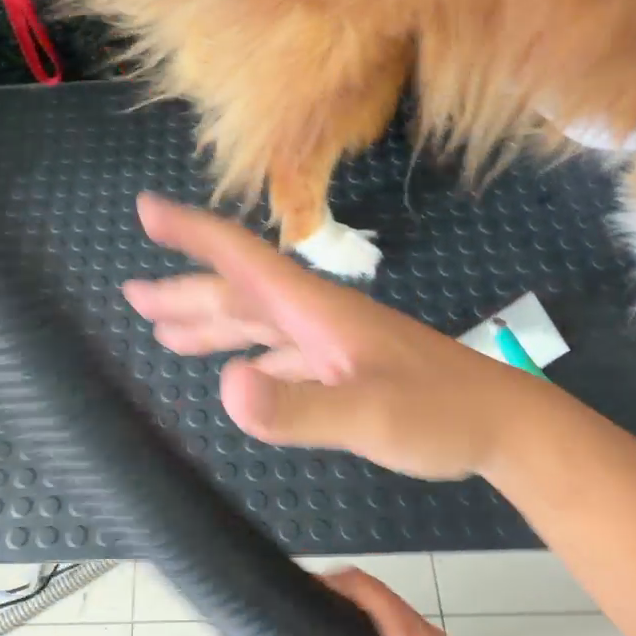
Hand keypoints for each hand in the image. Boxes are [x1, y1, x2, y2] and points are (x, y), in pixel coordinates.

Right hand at [123, 193, 540, 479]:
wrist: (505, 427)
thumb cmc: (441, 412)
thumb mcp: (369, 415)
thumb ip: (300, 406)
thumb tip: (226, 386)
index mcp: (316, 312)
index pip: (244, 259)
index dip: (192, 233)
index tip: (146, 209)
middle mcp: (317, 319)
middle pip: (240, 293)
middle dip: (184, 290)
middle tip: (131, 294)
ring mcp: (332, 344)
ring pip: (256, 323)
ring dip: (210, 322)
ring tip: (163, 330)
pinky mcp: (345, 370)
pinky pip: (280, 354)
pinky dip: (248, 355)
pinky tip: (235, 371)